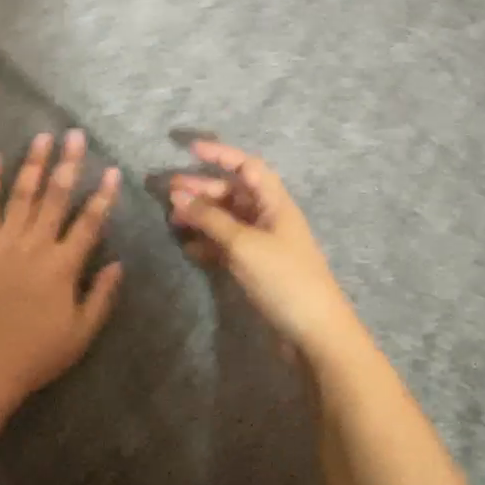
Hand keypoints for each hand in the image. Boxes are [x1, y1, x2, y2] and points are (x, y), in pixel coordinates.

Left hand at [0, 130, 123, 406]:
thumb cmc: (35, 354)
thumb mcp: (80, 335)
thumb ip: (102, 297)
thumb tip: (119, 262)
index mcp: (63, 267)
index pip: (89, 223)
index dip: (103, 196)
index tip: (112, 170)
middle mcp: (35, 246)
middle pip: (55, 197)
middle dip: (68, 164)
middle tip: (75, 135)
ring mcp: (3, 242)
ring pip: (22, 194)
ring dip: (34, 164)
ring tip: (42, 137)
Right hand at [169, 141, 354, 357]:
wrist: (316, 334)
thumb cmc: (284, 279)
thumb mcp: (243, 244)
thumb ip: (210, 218)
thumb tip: (178, 196)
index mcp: (275, 203)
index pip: (247, 166)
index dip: (220, 154)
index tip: (189, 149)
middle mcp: (269, 218)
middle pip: (232, 192)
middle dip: (201, 189)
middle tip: (168, 191)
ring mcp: (264, 244)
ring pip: (227, 219)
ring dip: (201, 216)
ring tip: (172, 219)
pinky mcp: (257, 268)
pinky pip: (227, 245)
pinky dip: (208, 242)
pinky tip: (187, 247)